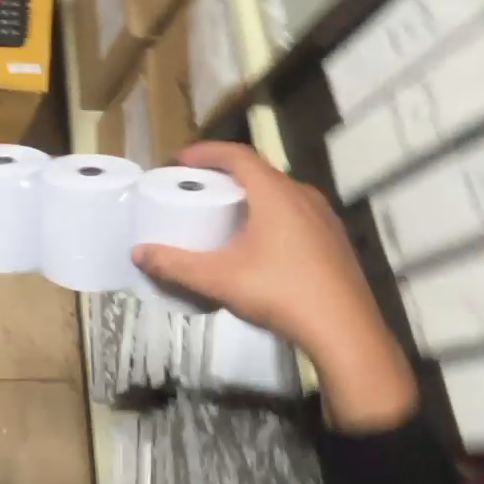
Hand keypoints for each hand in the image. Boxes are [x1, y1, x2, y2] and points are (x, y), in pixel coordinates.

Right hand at [131, 142, 416, 431]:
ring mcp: (323, 217)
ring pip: (278, 193)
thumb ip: (175, 265)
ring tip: (223, 212)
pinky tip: (256, 240)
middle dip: (224, 173)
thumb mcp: (218, 280)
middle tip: (196, 187)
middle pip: (258, 171)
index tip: (180, 160)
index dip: (206, 152)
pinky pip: (293, 212)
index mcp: (276, 194)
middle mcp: (302, 196)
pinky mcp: (332, 239)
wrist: (345, 332)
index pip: (238, 156)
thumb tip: (137, 253)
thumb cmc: (280, 293)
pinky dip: (268, 212)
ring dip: (249, 194)